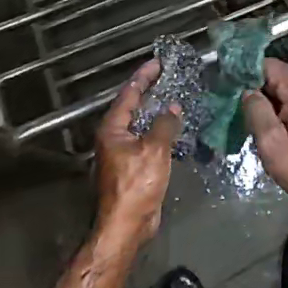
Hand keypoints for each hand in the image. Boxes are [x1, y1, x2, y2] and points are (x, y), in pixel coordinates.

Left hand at [93, 60, 179, 241]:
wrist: (127, 224)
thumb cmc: (136, 184)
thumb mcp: (153, 150)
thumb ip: (164, 125)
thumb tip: (173, 106)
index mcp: (112, 127)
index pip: (128, 93)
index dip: (143, 76)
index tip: (158, 62)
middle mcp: (113, 136)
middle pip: (132, 106)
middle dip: (149, 91)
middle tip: (168, 77)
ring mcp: (122, 152)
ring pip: (140, 124)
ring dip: (155, 112)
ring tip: (174, 98)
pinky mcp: (132, 166)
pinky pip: (146, 140)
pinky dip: (159, 131)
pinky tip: (174, 129)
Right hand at [241, 59, 287, 207]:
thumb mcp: (270, 141)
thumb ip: (255, 109)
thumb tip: (247, 91)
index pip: (268, 65)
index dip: (246, 71)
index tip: (229, 83)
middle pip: (277, 75)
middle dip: (255, 85)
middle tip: (235, 101)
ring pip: (284, 87)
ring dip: (266, 96)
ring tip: (247, 112)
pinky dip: (278, 105)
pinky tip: (267, 120)